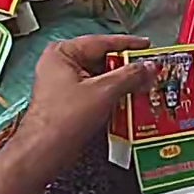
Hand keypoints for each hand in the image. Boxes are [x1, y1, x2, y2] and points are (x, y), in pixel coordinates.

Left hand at [5, 34, 154, 176]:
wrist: (45, 152)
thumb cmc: (64, 119)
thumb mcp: (103, 92)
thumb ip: (130, 76)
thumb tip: (149, 67)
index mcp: (62, 53)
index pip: (102, 42)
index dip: (128, 44)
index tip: (147, 45)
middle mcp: (60, 65)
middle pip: (101, 59)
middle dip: (126, 67)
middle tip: (149, 69)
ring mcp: (63, 84)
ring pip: (99, 77)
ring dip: (120, 83)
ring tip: (144, 85)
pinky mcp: (68, 102)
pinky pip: (95, 92)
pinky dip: (111, 95)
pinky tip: (128, 100)